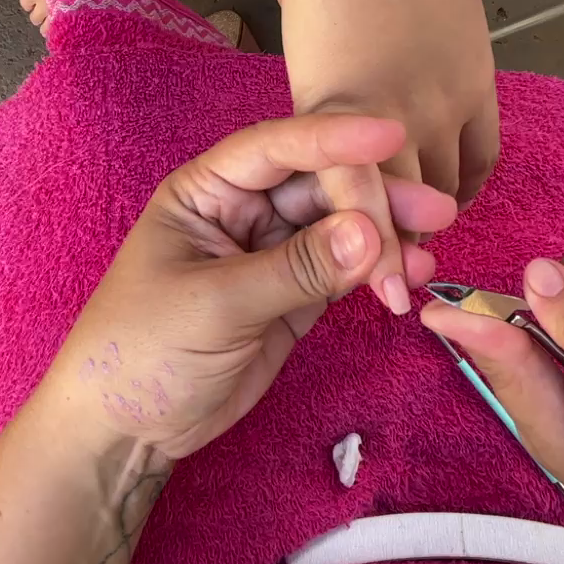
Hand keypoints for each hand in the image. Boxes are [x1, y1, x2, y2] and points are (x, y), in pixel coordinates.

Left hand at [50, 115, 457, 458]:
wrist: (129, 428)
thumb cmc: (144, 350)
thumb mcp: (216, 305)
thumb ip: (295, 269)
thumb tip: (369, 233)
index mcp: (208, 190)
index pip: (276, 148)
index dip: (333, 137)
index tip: (391, 135)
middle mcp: (244, 210)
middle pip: (320, 184)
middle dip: (373, 197)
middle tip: (433, 213)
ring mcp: (273, 251)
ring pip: (339, 225)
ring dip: (385, 234)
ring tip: (427, 254)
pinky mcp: (295, 293)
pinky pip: (343, 270)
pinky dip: (376, 271)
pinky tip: (409, 277)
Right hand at [244, 0, 500, 317]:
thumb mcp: (432, 2)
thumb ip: (429, 54)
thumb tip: (408, 76)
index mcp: (473, 75)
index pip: (477, 160)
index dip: (454, 197)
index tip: (433, 217)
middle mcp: (452, 101)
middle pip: (446, 187)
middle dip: (428, 230)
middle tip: (412, 271)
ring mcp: (404, 106)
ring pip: (407, 200)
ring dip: (397, 245)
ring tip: (387, 291)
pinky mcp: (351, 105)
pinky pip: (362, 190)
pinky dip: (364, 236)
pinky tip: (357, 270)